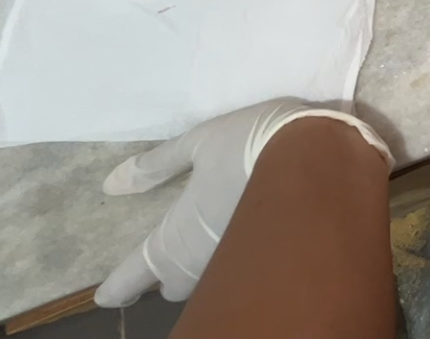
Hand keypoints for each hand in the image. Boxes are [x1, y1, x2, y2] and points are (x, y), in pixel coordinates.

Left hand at [94, 99, 391, 307]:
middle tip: (181, 249)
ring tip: (219, 241)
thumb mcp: (202, 141)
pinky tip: (255, 233)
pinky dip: (242, 254)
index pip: (125, 283)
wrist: (317, 151)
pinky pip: (244, 264)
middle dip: (171, 273)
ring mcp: (235, 261)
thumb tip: (112, 185)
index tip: (118, 285)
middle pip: (172, 286)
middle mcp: (196, 262)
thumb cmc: (250, 145)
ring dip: (208, 265)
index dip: (117, 285)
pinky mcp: (271, 252)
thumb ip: (158, 164)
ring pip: (211, 279)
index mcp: (170, 241)